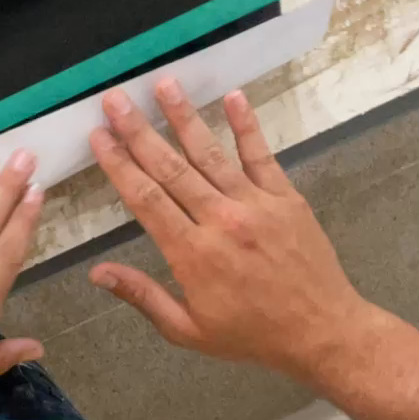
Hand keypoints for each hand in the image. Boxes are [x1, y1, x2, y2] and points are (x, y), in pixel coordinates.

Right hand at [87, 78, 381, 382]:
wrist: (322, 332)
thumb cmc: (248, 335)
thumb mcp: (186, 329)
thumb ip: (141, 296)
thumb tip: (97, 273)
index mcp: (192, 254)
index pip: (146, 199)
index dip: (119, 165)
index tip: (99, 138)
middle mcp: (221, 220)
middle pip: (171, 168)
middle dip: (139, 131)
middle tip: (116, 100)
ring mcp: (257, 204)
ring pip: (212, 153)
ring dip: (184, 117)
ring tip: (164, 84)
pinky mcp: (286, 198)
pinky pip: (262, 156)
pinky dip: (247, 126)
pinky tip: (232, 96)